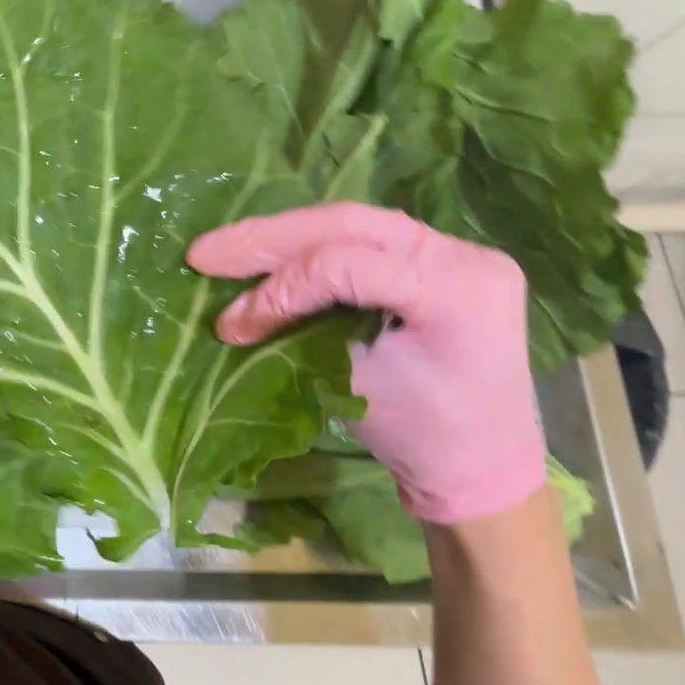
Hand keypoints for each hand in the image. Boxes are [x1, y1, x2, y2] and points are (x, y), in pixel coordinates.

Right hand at [187, 203, 543, 524]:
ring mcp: (454, 249)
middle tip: (202, 254)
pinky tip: (266, 254)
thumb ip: (302, 334)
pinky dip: (308, 246)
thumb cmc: (422, 435)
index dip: (279, 290)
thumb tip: (235, 313)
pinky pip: (363, 239)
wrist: (482, 463)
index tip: (231, 328)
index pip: (346, 265)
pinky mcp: (437, 259)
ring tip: (221, 249)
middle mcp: (462, 252)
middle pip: (346, 223)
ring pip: (350, 222)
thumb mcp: (357, 384)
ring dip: (280, 235)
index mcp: (456, 288)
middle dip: (265, 238)